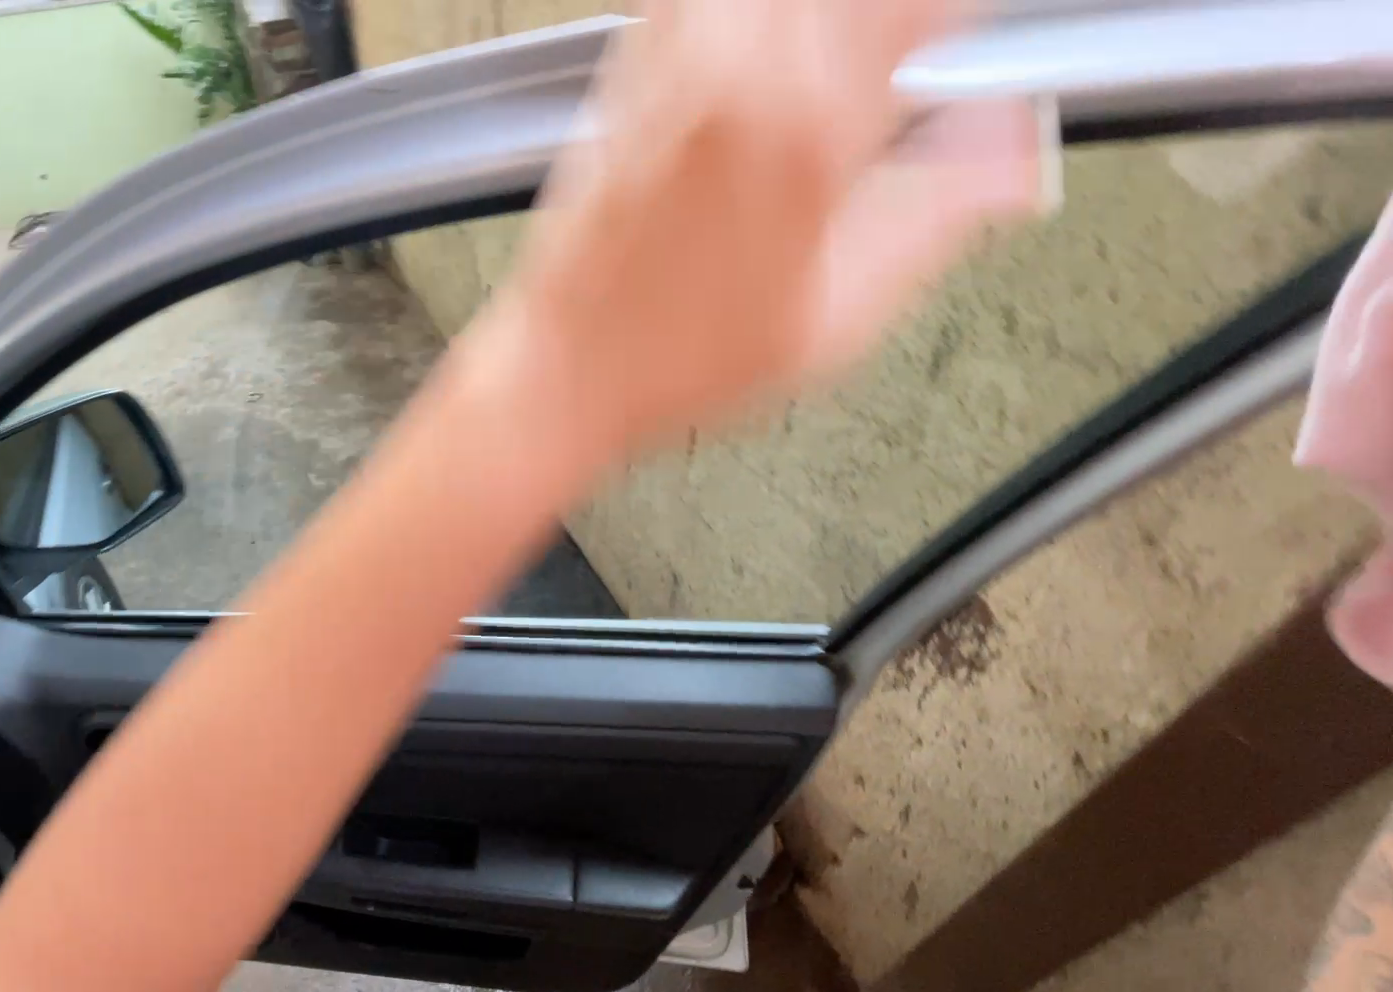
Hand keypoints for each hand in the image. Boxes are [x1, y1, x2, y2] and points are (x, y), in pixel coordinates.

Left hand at [486, 0, 1044, 464]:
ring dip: (807, 22)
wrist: (565, 372)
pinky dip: (736, 15)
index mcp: (808, 135)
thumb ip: (934, 224)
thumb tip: (1010, 160)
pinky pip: (686, 1)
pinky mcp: (622, 84)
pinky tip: (755, 47)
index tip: (953, 42)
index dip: (951, 19)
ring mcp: (672, 74)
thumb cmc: (677, 365)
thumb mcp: (834, 325)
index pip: (919, 3)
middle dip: (875, 20)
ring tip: (825, 61)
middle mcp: (738, 80)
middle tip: (888, 57)